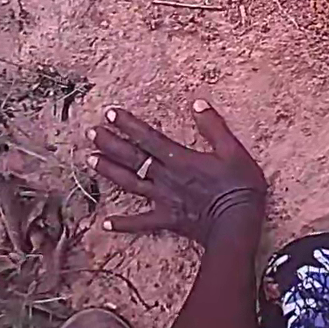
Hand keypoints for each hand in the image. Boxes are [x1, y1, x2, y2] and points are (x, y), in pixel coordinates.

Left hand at [87, 100, 266, 247]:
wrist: (237, 224)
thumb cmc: (239, 186)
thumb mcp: (233, 151)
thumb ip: (213, 127)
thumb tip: (198, 104)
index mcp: (180, 159)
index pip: (148, 138)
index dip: (128, 125)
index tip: (110, 113)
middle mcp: (165, 178)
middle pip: (132, 158)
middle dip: (110, 144)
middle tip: (91, 132)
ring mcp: (163, 200)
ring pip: (130, 184)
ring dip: (109, 172)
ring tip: (89, 160)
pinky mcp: (167, 220)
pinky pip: (141, 223)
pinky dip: (123, 224)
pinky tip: (105, 222)